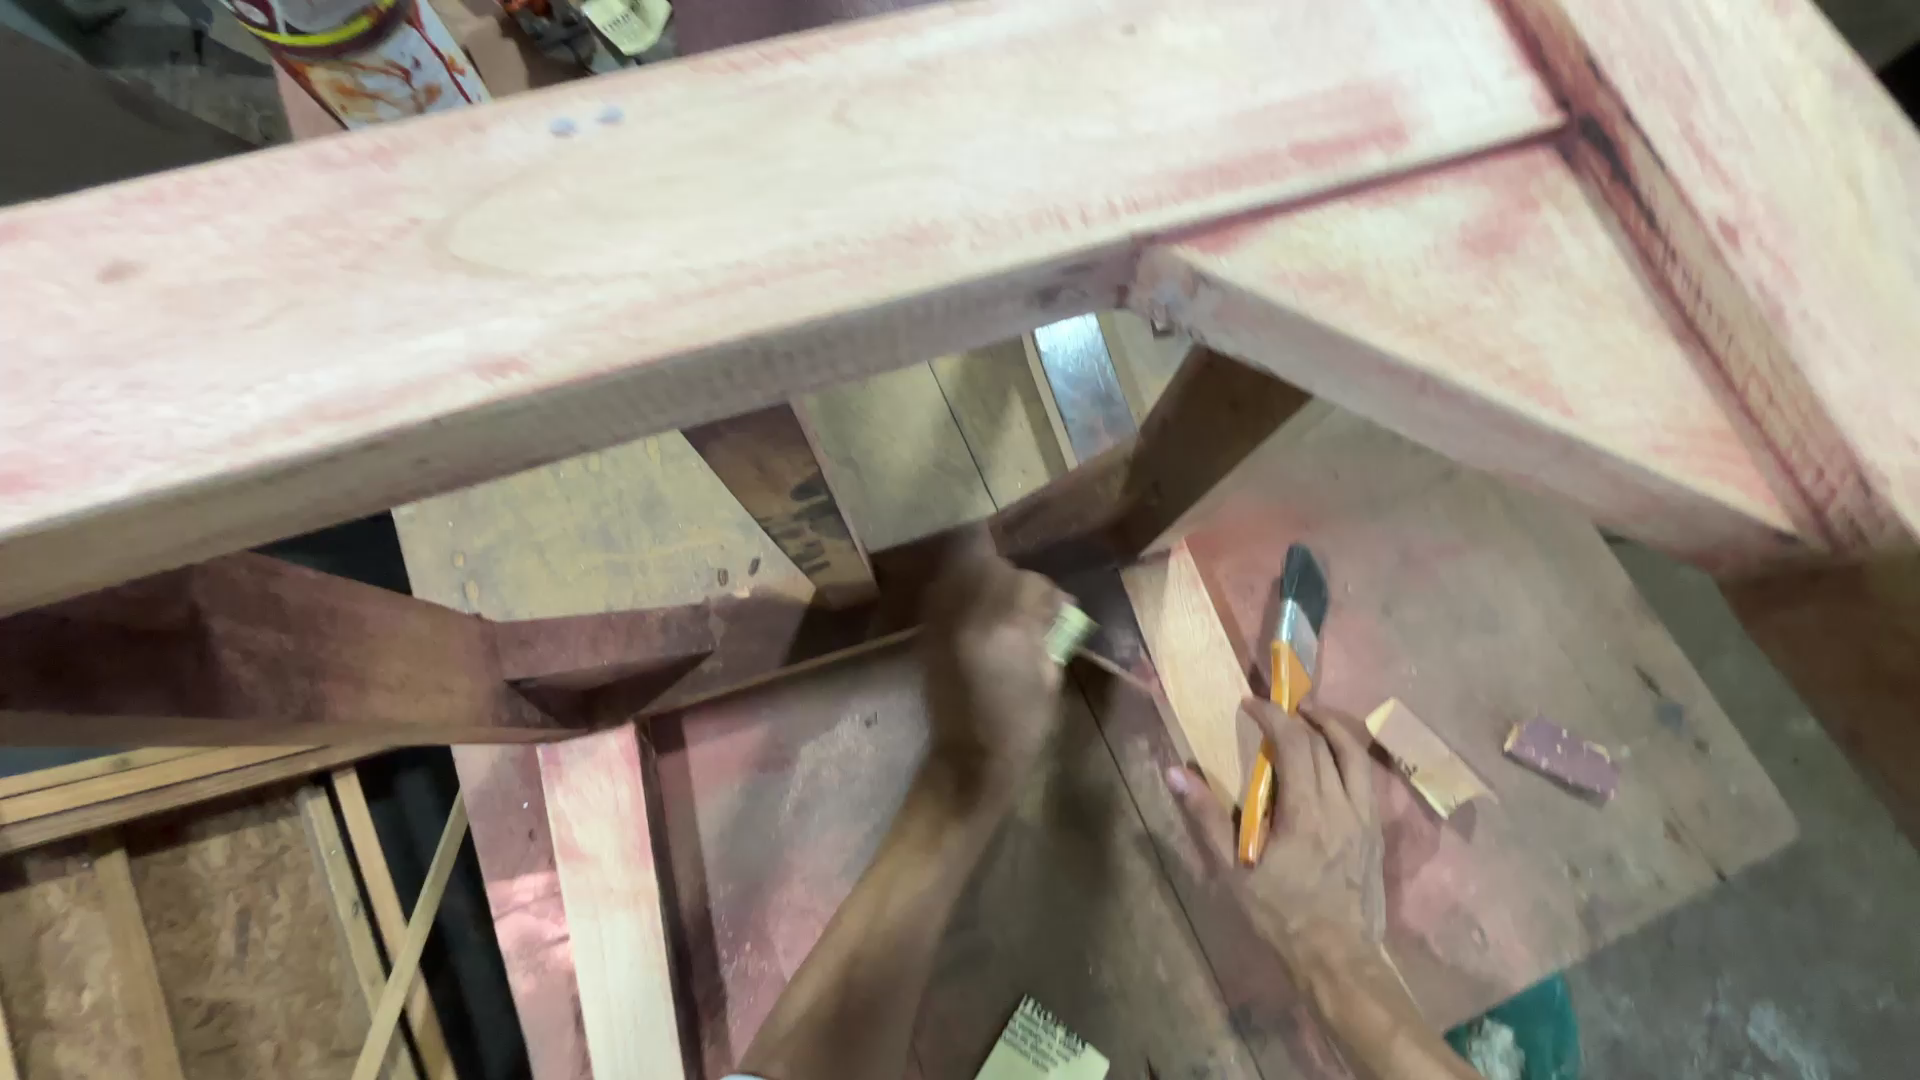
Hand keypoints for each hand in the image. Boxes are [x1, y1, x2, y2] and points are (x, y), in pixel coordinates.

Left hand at [921, 553, 1069, 802]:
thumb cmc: (1021, 724)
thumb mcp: (1049, 676)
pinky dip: (962, 593)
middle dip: (1015, 580)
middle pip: (993, 569)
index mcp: (1007, 628)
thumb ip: (1047, 631)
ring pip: (963, 573)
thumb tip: (1054, 605)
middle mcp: (969, 615)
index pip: (1028, 583)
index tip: (1058, 607)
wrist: (969, 758)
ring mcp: (943, 622)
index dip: (1047, 592)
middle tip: (1030, 601)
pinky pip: (944, 595)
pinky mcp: (928, 633)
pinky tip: (978, 610)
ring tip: (1001, 601)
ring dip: (985, 579)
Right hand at [1166, 699, 1384, 959]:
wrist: (1337, 960)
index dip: (1273, 716)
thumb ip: (1206, 816)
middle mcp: (1343, 808)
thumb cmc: (1279, 914)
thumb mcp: (1232, 870)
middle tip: (1275, 707)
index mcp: (1307, 813)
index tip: (1250, 705)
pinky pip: (1367, 780)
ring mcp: (1366, 821)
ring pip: (1357, 757)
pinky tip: (1332, 759)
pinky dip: (1349, 756)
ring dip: (1334, 729)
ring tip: (1311, 717)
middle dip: (1300, 716)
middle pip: (1327, 744)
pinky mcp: (1376, 834)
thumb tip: (1176, 772)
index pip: (1296, 744)